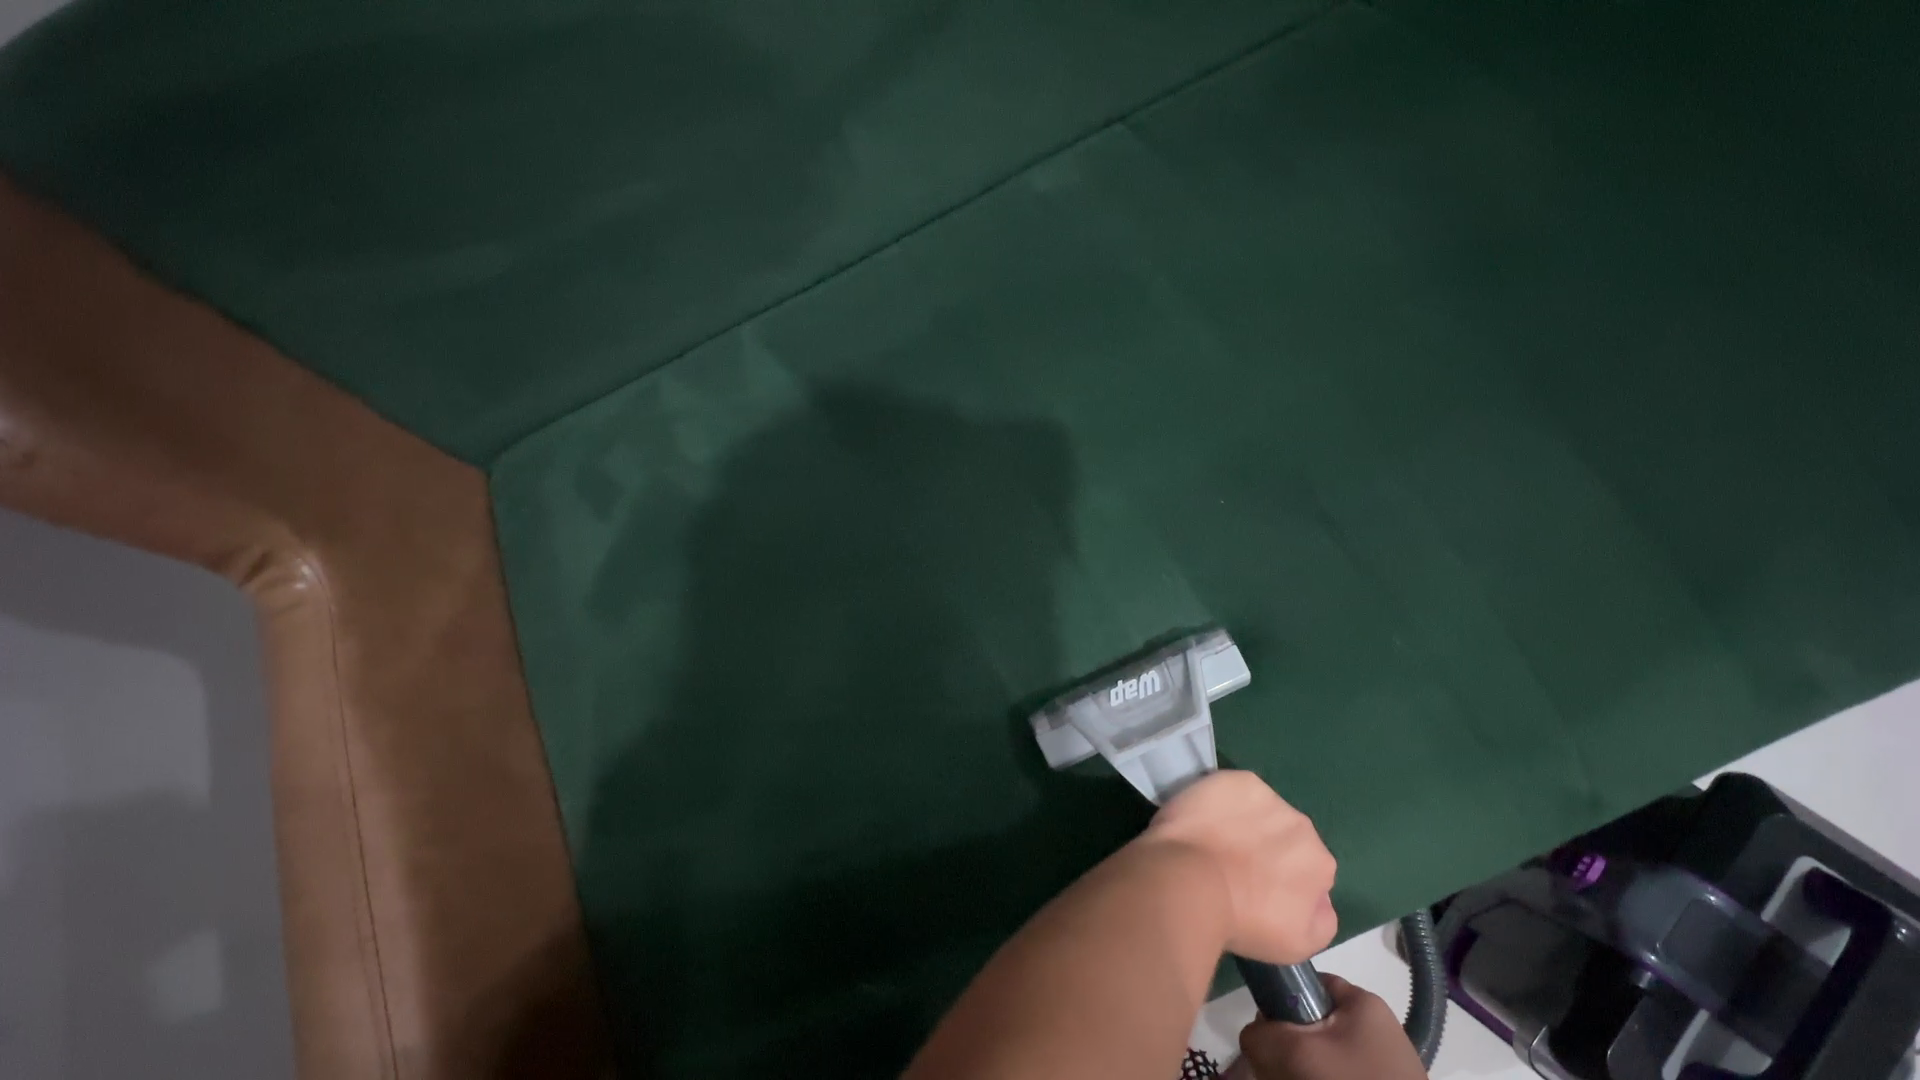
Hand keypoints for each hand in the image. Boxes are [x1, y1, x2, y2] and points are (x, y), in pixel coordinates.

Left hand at [1138, 770, 1336, 963]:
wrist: (1190, 883)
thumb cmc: (1243, 920)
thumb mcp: (1298, 944)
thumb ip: (1321, 919)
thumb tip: (1321, 899)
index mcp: (1320, 863)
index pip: (1308, 868)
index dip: (1282, 878)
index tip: (1258, 889)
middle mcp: (1302, 825)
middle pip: (1286, 835)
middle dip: (1267, 847)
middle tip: (1234, 865)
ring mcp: (1267, 798)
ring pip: (1261, 810)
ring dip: (1245, 822)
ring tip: (1214, 841)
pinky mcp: (1235, 780)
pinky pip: (1234, 789)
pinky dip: (1222, 800)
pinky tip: (1204, 817)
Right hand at [1238, 975, 1427, 1078]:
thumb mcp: (1293, 1053)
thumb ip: (1258, 1034)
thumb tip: (1257, 1037)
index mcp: (1364, 1003)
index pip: (1307, 983)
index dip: (1279, 1001)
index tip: (1267, 1033)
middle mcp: (1378, 1027)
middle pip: (1312, 1024)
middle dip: (1288, 1047)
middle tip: (1275, 1071)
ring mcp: (1385, 1065)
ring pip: (1322, 1058)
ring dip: (1299, 1072)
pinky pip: (1337, 1078)